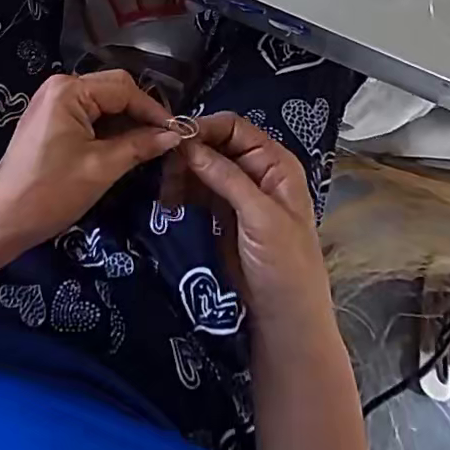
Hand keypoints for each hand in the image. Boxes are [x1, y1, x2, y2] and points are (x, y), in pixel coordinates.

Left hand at [0, 70, 181, 257]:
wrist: (1, 221)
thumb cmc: (50, 192)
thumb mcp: (101, 168)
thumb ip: (139, 145)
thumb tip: (173, 135)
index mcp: (69, 90)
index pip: (124, 89)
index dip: (154, 110)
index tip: (177, 132)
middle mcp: (60, 85)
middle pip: (114, 89)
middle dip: (141, 112)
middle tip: (166, 138)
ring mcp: (53, 101)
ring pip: (104, 102)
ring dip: (127, 121)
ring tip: (151, 143)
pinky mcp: (51, 118)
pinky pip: (89, 113)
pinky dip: (109, 127)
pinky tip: (126, 145)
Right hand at [180, 113, 331, 321]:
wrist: (286, 321)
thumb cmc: (285, 264)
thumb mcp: (260, 218)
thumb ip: (226, 177)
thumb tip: (188, 143)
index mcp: (275, 162)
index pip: (235, 128)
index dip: (204, 128)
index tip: (172, 138)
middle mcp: (257, 170)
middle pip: (215, 144)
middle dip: (188, 153)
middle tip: (163, 171)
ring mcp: (239, 192)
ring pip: (203, 166)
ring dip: (181, 174)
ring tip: (164, 193)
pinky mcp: (224, 213)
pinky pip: (199, 190)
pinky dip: (182, 191)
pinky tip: (169, 202)